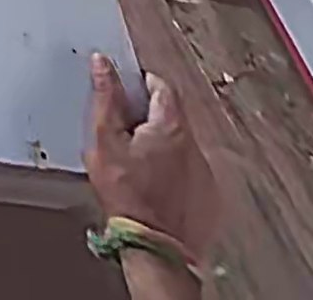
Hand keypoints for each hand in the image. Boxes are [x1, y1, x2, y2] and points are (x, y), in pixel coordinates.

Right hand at [86, 54, 217, 258]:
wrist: (154, 249)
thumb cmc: (125, 190)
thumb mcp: (105, 137)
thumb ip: (106, 97)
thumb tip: (103, 62)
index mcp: (171, 128)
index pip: (162, 87)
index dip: (140, 81)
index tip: (122, 87)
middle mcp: (196, 147)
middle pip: (171, 115)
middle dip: (146, 114)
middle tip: (120, 125)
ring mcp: (206, 175)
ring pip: (180, 143)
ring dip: (159, 141)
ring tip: (133, 156)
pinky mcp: (209, 199)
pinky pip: (189, 169)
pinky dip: (171, 166)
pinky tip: (151, 180)